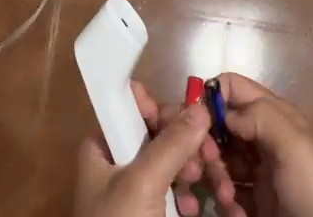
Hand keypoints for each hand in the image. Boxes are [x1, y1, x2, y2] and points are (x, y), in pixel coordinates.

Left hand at [73, 81, 238, 216]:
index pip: (132, 107)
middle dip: (187, 142)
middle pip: (158, 133)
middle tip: (209, 155)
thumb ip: (170, 144)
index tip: (194, 116)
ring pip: (171, 163)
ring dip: (194, 170)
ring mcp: (134, 189)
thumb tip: (201, 106)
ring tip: (208, 183)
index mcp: (103, 145)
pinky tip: (195, 211)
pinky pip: (174, 192)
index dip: (163, 107)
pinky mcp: (150, 213)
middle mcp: (117, 160)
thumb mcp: (143, 183)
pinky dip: (188, 197)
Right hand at [215, 74, 312, 216]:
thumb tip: (224, 114)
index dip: (210, 98)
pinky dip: (227, 204)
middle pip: (223, 129)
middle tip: (204, 167)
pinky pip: (233, 198)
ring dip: (215, 177)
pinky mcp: (263, 209)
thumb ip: (261, 117)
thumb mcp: (297, 147)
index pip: (235, 89)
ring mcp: (266, 178)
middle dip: (208, 144)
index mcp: (278, 118)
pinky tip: (233, 214)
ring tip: (224, 199)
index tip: (194, 123)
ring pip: (224, 164)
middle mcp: (269, 142)